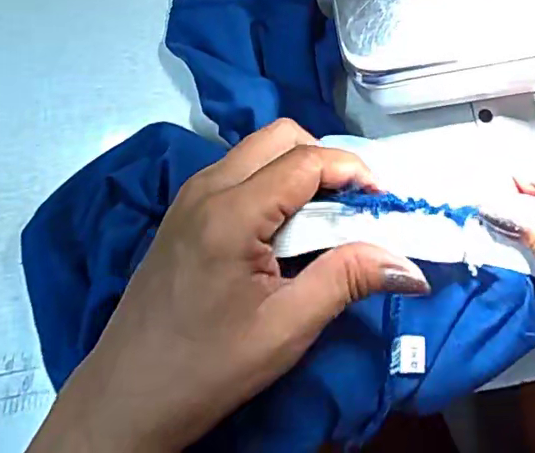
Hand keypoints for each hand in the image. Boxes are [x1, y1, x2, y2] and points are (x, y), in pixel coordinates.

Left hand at [28, 120, 430, 452]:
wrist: (125, 398)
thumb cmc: (208, 368)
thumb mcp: (286, 329)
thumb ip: (347, 280)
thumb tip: (410, 266)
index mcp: (231, 211)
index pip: (305, 160)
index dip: (352, 170)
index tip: (384, 201)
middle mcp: (208, 184)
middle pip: (281, 135)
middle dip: (325, 159)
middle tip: (351, 206)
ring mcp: (191, 191)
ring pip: (259, 147)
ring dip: (298, 167)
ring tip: (322, 217)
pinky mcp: (185, 205)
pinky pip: (240, 166)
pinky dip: (273, 178)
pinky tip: (282, 225)